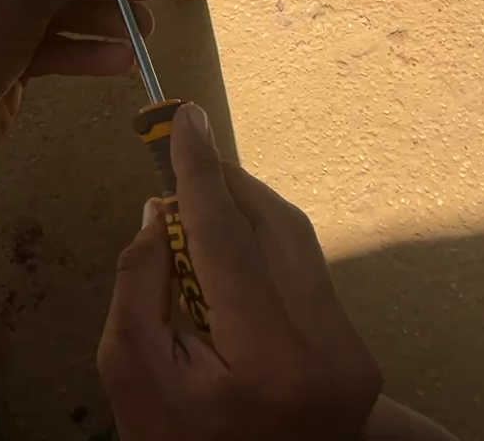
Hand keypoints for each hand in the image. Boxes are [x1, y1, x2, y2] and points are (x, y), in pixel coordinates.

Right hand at [98, 104, 381, 439]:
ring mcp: (351, 351)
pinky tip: (227, 245)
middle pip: (273, 223)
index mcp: (264, 356)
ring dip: (243, 205)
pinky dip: (262, 238)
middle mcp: (326, 348)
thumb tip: (160, 210)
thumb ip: (138, 279)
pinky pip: (304, 264)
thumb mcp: (128, 365)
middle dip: (222, 180)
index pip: (226, 235)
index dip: (199, 170)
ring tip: (195, 202)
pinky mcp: (356, 350)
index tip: (185, 118)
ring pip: (295, 237)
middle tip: (179, 155)